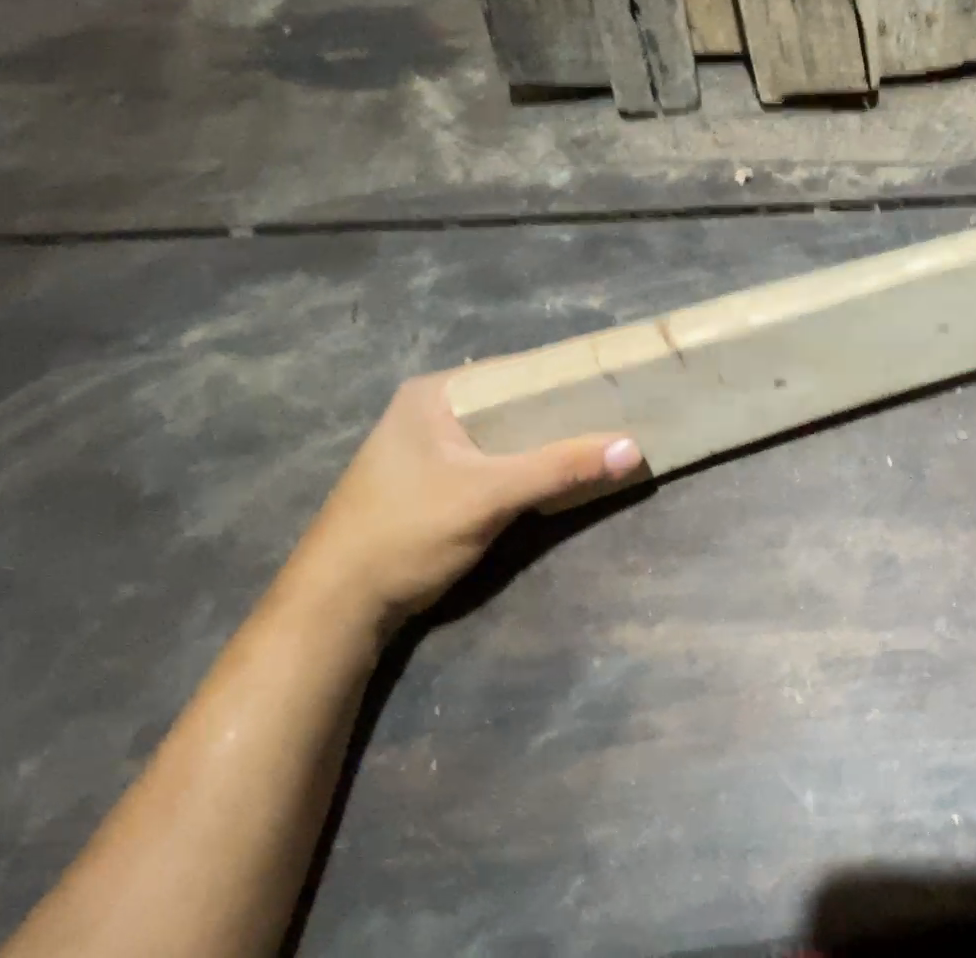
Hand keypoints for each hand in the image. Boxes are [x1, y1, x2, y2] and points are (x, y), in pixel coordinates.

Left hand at [280, 373, 643, 627]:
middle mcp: (439, 412)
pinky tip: (577, 474)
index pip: (519, 370)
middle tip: (631, 415)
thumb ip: (560, 468)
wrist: (342, 604)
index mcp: (436, 395)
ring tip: (616, 441)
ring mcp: (442, 449)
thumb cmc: (406, 532)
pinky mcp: (450, 482)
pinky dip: (542, 468)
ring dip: (560, 444)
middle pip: (522, 404)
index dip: (572, 376)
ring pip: (518, 436)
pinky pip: (510, 462)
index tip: (626, 382)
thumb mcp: (489, 495)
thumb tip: (633, 448)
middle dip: (572, 413)